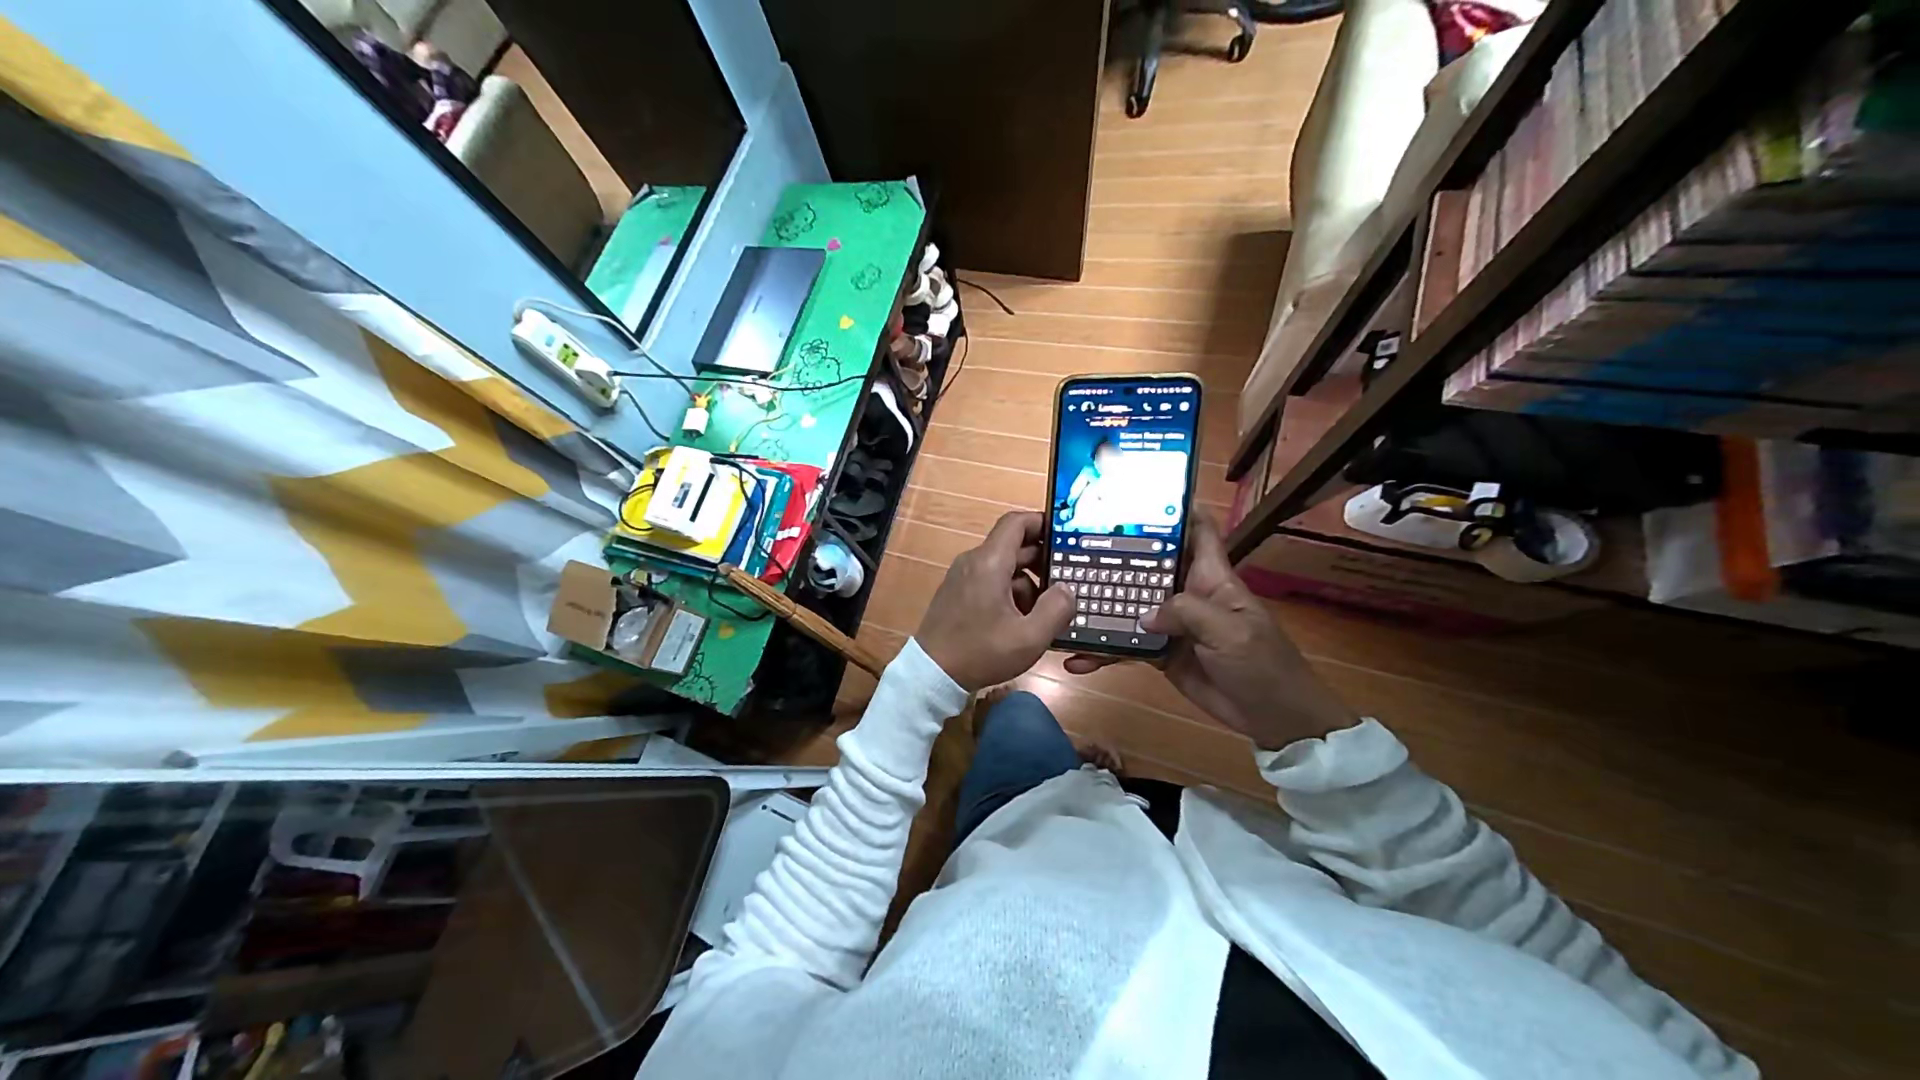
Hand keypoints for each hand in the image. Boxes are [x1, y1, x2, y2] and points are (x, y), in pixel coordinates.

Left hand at [916, 511, 1074, 691]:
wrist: (932, 673)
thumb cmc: (981, 652)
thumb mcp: (1029, 637)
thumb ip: (1056, 609)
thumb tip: (1066, 589)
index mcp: (990, 562)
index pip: (1017, 522)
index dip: (1043, 523)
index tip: (1065, 538)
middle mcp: (973, 562)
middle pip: (1014, 547)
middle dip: (1042, 563)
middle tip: (1066, 583)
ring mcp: (962, 577)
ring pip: (1004, 567)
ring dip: (1027, 584)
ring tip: (1044, 614)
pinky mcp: (957, 593)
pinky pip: (990, 581)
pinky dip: (1009, 593)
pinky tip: (1020, 622)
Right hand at [1064, 513, 1355, 749]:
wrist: (1274, 717)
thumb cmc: (1262, 665)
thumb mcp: (1230, 632)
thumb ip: (1186, 613)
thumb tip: (1142, 615)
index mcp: (1211, 578)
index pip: (1197, 532)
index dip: (1174, 509)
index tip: (1137, 495)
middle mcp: (1188, 593)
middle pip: (1150, 566)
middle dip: (1118, 556)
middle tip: (1073, 546)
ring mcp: (1172, 624)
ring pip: (1131, 606)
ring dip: (1102, 605)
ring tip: (1064, 602)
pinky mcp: (1161, 652)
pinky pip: (1127, 647)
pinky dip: (1103, 653)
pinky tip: (1076, 659)